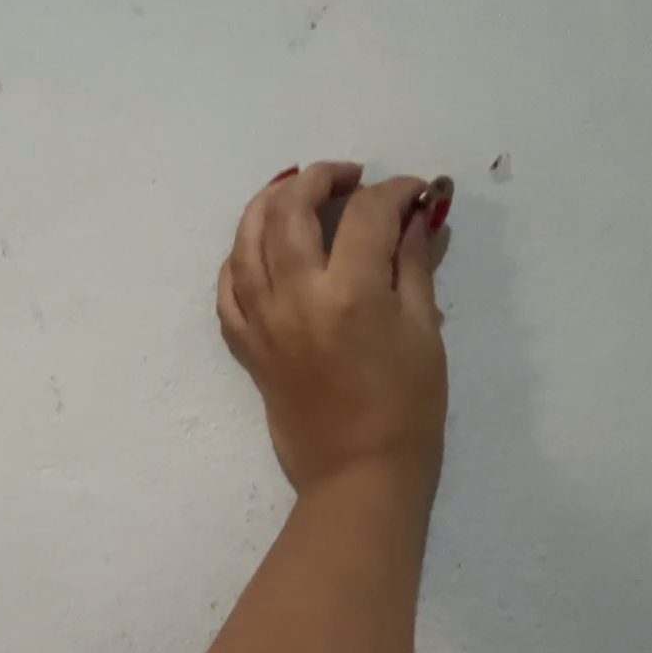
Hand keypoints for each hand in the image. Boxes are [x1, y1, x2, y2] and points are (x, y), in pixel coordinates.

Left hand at [218, 162, 447, 495]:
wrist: (356, 473)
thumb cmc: (406, 409)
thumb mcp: (424, 332)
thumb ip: (413, 266)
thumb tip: (414, 216)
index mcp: (351, 293)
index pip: (366, 213)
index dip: (395, 191)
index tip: (414, 194)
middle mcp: (296, 298)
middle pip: (289, 211)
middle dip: (318, 179)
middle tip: (346, 179)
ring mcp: (263, 323)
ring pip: (245, 243)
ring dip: (266, 206)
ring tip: (293, 195)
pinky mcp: (247, 348)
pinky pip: (227, 292)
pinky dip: (238, 260)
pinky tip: (257, 249)